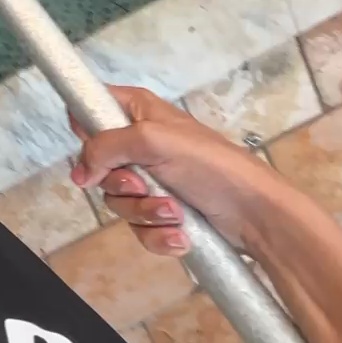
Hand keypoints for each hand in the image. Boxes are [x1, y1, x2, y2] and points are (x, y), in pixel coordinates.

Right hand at [70, 86, 299, 256]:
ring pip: (116, 198)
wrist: (262, 216)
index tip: (96, 149)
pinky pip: (137, 225)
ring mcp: (150, 180)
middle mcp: (138, 143)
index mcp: (136, 112)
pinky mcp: (162, 212)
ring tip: (174, 213)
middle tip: (140, 184)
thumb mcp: (151, 140)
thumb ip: (105, 146)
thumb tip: (80, 174)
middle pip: (97, 162)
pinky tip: (180, 234)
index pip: (89, 109)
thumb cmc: (211, 164)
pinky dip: (156, 233)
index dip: (86, 129)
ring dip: (142, 211)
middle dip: (118, 182)